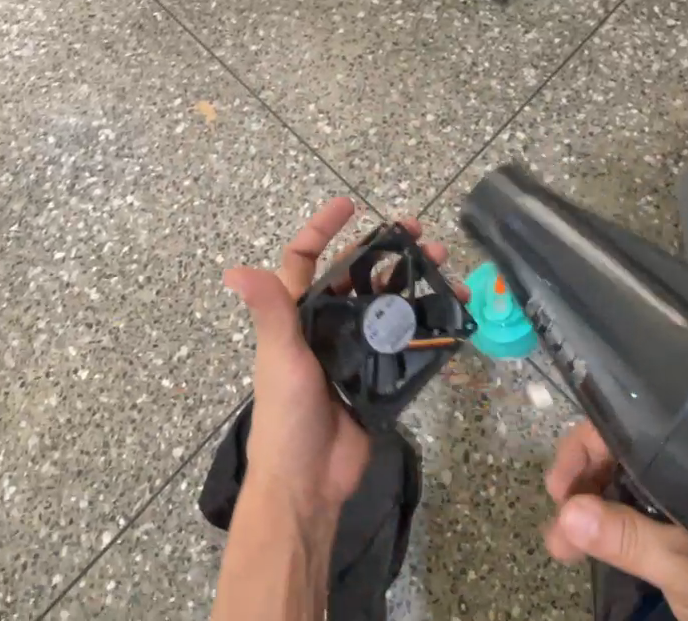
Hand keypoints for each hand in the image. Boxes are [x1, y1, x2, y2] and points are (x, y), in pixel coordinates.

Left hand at [221, 198, 453, 526]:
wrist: (310, 482)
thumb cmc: (286, 415)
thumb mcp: (280, 358)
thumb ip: (270, 312)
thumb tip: (233, 270)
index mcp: (299, 315)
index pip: (306, 259)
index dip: (322, 229)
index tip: (349, 205)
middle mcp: (329, 325)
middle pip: (360, 275)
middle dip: (389, 249)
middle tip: (421, 234)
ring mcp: (358, 350)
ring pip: (391, 303)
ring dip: (417, 281)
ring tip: (445, 266)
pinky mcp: (383, 375)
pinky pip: (410, 342)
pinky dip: (431, 325)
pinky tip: (454, 311)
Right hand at [543, 420, 687, 620]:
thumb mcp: (687, 570)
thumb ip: (630, 538)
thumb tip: (568, 511)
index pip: (625, 427)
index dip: (584, 448)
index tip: (557, 488)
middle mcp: (687, 469)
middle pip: (618, 456)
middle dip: (580, 490)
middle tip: (556, 540)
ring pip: (624, 486)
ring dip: (589, 512)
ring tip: (563, 550)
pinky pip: (638, 513)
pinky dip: (610, 527)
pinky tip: (594, 547)